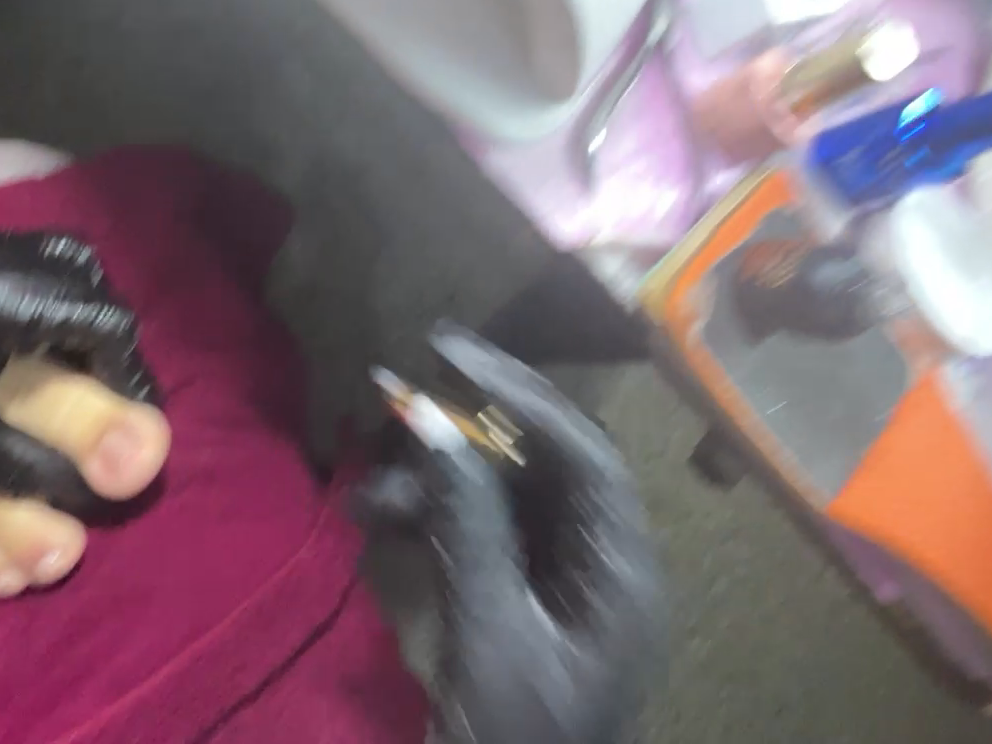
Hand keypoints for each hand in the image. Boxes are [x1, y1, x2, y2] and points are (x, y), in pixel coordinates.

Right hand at [357, 325, 666, 743]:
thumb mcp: (488, 637)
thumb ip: (467, 524)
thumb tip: (434, 423)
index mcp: (622, 569)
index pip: (582, 449)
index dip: (518, 391)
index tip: (449, 354)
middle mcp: (601, 559)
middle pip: (540, 462)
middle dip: (467, 429)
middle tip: (401, 389)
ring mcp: (562, 576)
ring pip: (503, 494)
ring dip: (436, 484)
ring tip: (369, 493)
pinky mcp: (524, 593)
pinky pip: (482, 531)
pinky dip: (433, 520)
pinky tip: (382, 522)